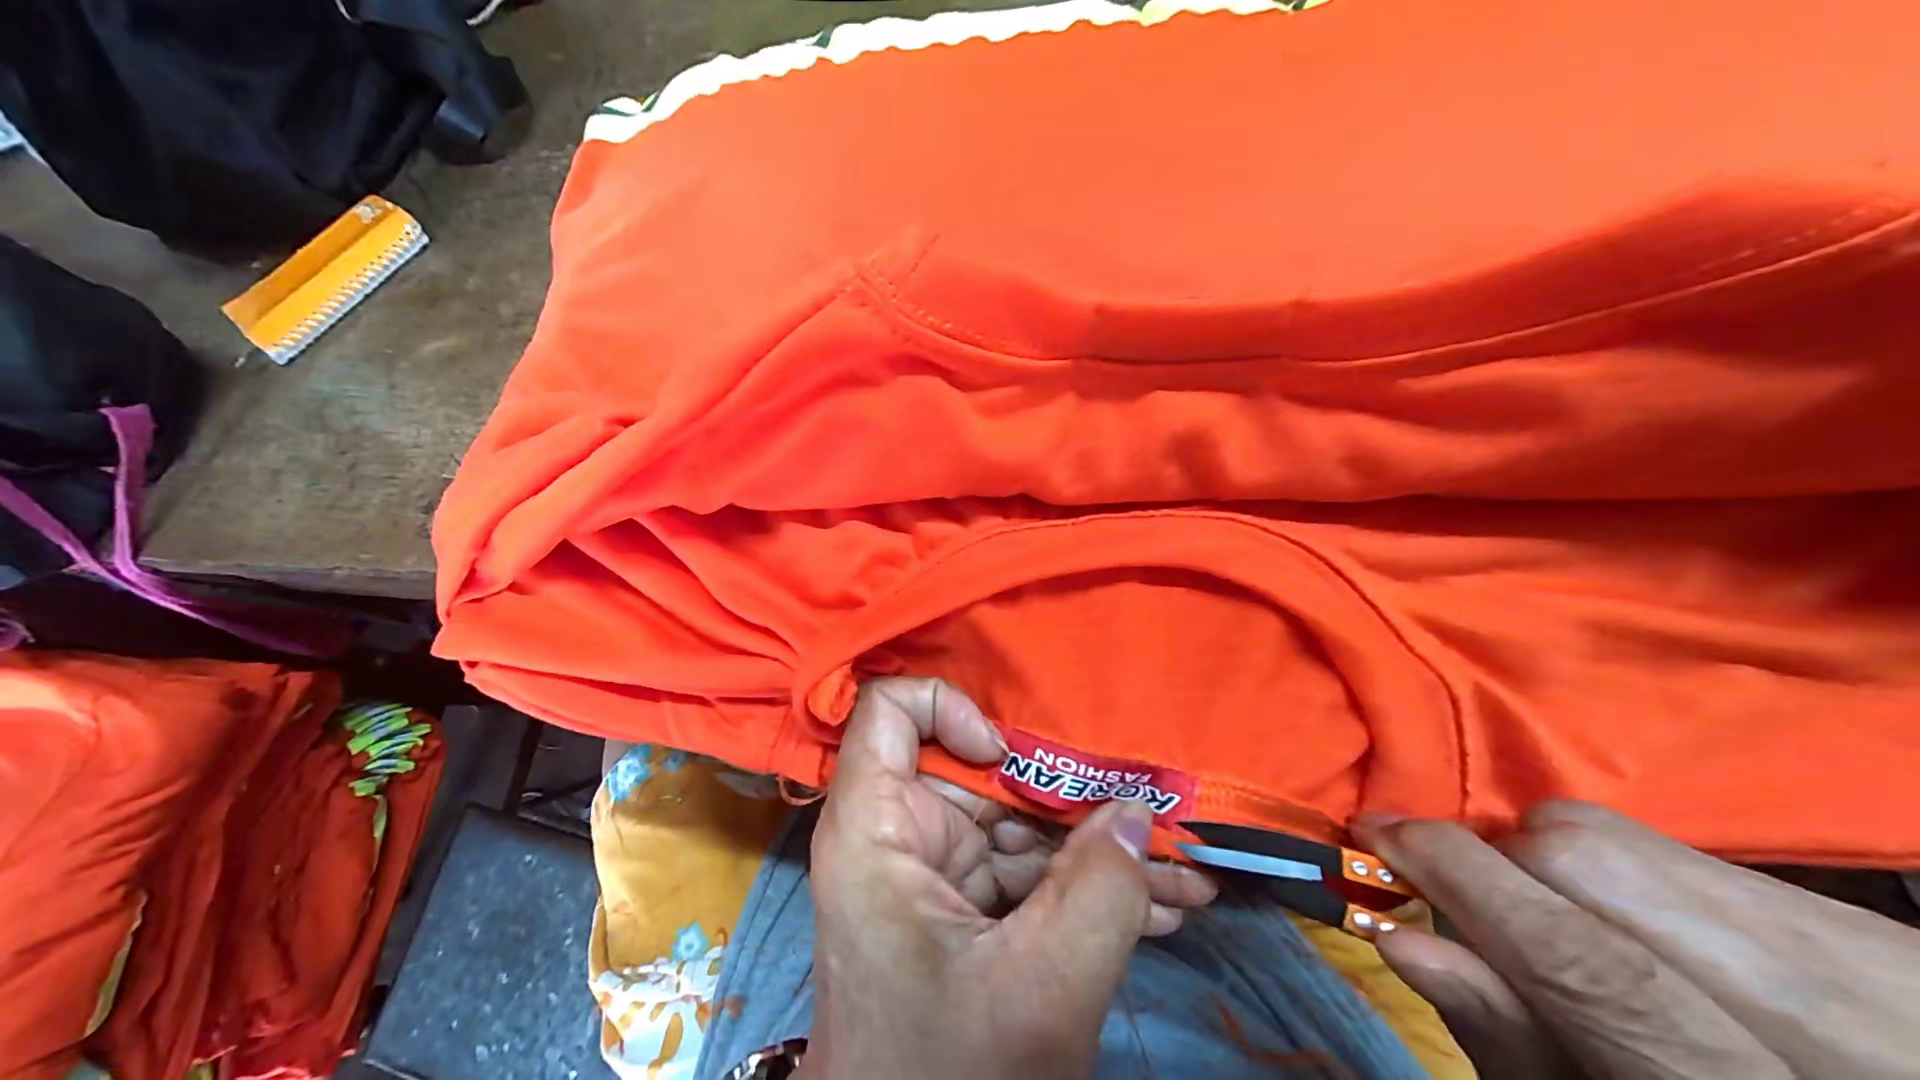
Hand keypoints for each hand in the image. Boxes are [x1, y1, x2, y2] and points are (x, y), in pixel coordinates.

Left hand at [799, 677, 1215, 1079]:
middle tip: (1158, 818)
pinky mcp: (967, 908)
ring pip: (1020, 826)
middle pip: (981, 771)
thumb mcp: (1039, 989)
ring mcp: (937, 872)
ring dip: (1101, 850)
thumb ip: (1100, 893)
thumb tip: (1134, 815)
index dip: (950, 709)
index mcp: (876, 832)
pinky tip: (1161, 908)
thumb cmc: (950, 1076)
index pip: (889, 711)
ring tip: (1185, 878)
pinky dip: (1088, 886)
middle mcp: (901, 837)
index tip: (1009, 754)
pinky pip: (1030, 872)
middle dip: (1070, 795)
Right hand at [1357, 800, 1919, 1078]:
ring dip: (1546, 856)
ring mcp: (1868, 957)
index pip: (1582, 963)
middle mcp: (1834, 1016)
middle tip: (1455, 891)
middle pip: (1595, 863)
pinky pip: (1683, 851)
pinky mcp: (1863, 921)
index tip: (1372, 835)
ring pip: (1635, 838)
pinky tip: (1622, 916)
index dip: (1458, 881)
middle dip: (1493, 859)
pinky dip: (1613, 866)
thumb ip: (1508, 1046)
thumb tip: (1398, 940)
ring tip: (1541, 909)